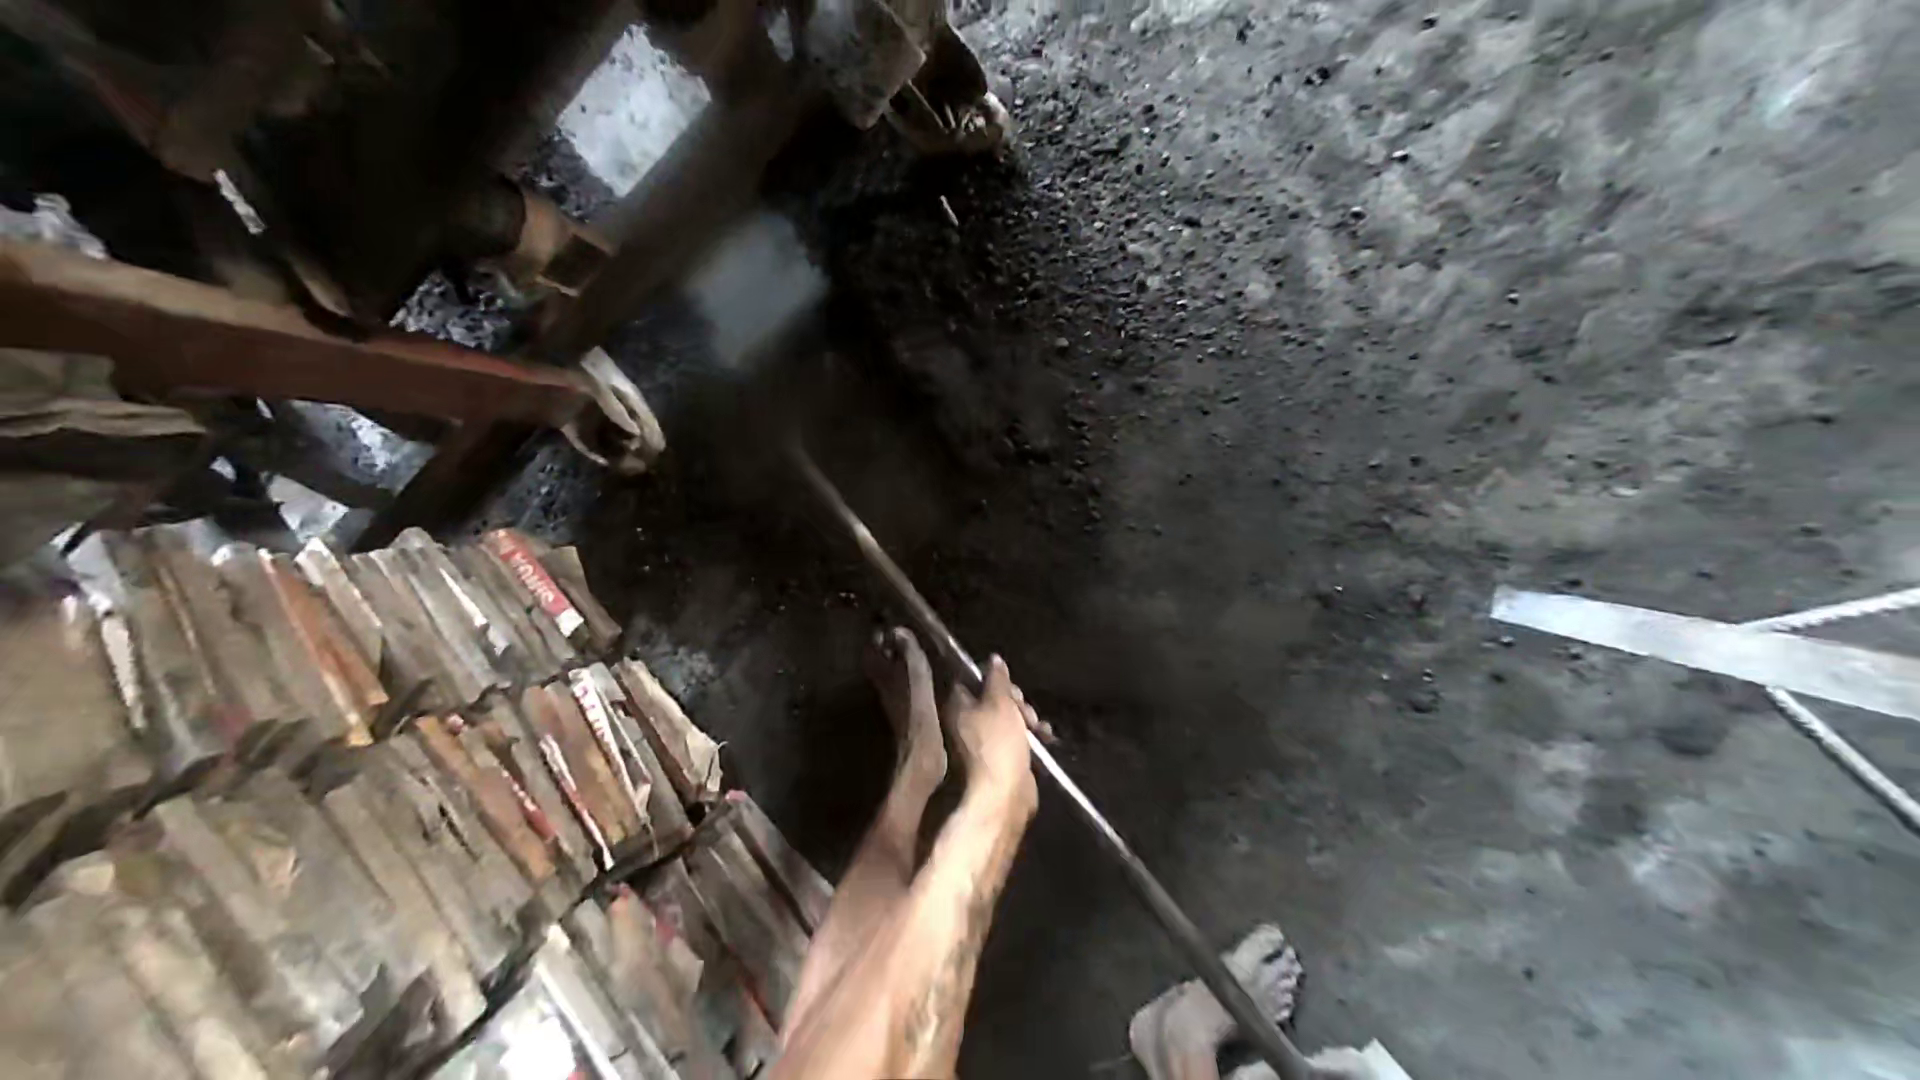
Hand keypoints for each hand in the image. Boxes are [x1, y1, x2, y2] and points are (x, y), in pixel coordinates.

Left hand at [943, 656, 1037, 804]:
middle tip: (1024, 709)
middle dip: (1015, 700)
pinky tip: (1044, 737)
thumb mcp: (1000, 702)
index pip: (972, 681)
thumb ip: (997, 679)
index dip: (994, 679)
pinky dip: (1031, 736)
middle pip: (993, 698)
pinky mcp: (1002, 758)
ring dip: (1026, 718)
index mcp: (958, 707)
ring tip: (1036, 726)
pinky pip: (1017, 738)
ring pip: (1009, 718)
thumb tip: (993, 659)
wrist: (1005, 794)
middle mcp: (966, 722)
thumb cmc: (998, 743)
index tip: (1010, 685)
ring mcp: (984, 742)